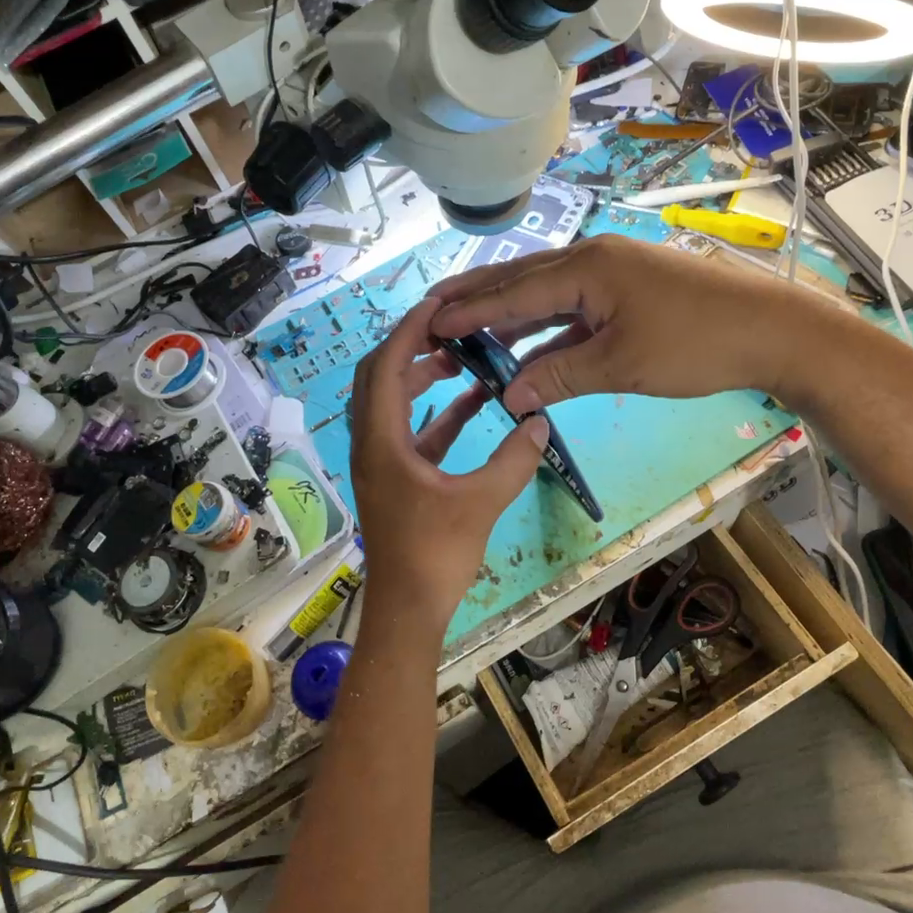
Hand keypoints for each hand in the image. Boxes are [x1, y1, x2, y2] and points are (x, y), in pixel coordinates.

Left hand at [350, 297, 548, 635]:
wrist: (408, 608)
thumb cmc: (435, 555)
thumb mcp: (481, 503)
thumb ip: (513, 461)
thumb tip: (540, 423)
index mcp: (380, 442)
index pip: (385, 367)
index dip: (408, 331)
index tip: (437, 303)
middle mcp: (371, 445)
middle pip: (381, 378)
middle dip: (413, 348)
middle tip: (452, 328)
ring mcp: (381, 464)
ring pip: (394, 404)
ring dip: (423, 379)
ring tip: (464, 359)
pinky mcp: (395, 481)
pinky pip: (411, 433)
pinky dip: (436, 414)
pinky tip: (472, 405)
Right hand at [427, 235, 805, 412]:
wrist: (772, 332)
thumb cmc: (695, 345)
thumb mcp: (621, 366)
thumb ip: (559, 377)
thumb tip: (510, 397)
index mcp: (587, 267)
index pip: (514, 291)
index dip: (470, 310)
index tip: (430, 323)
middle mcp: (594, 259)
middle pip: (523, 278)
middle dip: (478, 296)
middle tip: (434, 308)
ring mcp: (614, 273)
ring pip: (548, 291)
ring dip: (510, 311)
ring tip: (469, 324)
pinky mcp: (629, 291)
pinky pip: (573, 305)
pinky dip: (546, 325)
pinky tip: (527, 343)